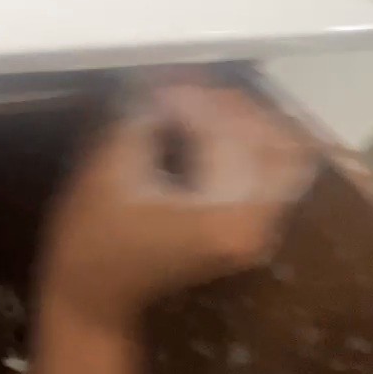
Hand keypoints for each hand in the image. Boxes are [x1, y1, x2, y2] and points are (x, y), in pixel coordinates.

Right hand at [37, 82, 317, 334]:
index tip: (155, 81)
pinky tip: (201, 125)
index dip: (193, 98)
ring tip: (193, 101)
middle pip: (277, 140)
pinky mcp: (246, 223)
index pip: (231, 132)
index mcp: (227, 211)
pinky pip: (268, 170)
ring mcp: (259, 225)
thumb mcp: (106, 171)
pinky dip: (243, 140)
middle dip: (228, 104)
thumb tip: (158, 83)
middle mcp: (260, 219)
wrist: (93, 291)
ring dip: (242, 120)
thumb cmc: (91, 235)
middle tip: (180, 86)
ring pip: (281, 153)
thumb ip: (139, 121)